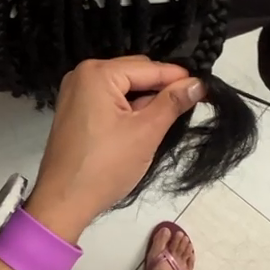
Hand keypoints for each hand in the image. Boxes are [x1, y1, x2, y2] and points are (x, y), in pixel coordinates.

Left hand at [25, 57, 204, 241]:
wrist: (64, 201)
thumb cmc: (104, 167)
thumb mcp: (146, 132)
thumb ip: (172, 103)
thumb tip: (198, 83)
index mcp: (97, 73)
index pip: (148, 68)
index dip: (178, 78)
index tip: (205, 87)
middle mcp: (82, 75)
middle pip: (134, 73)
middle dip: (160, 89)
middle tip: (189, 105)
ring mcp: (75, 94)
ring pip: (122, 88)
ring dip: (144, 101)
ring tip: (168, 119)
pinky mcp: (74, 112)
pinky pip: (108, 101)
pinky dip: (127, 110)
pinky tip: (143, 126)